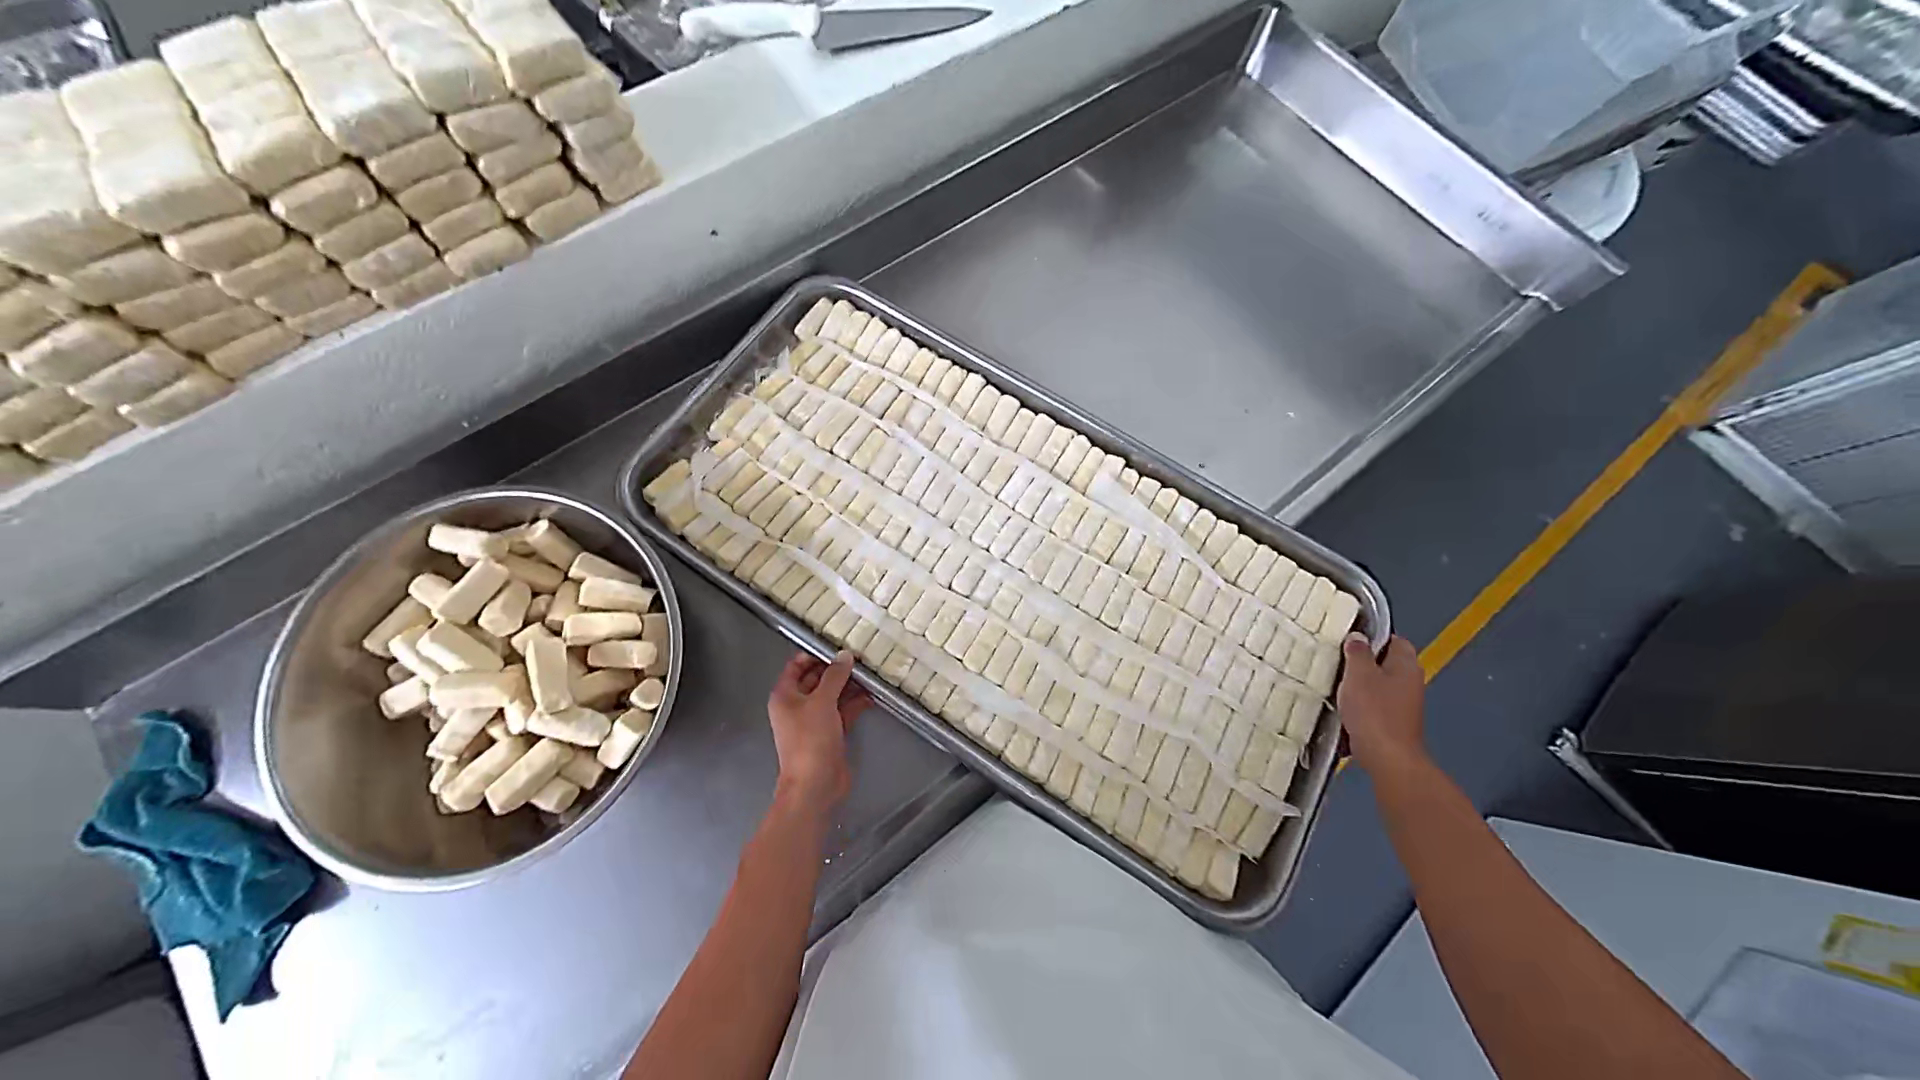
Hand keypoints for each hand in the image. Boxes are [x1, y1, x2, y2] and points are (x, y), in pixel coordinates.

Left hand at [767, 651, 868, 812]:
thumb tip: (845, 655)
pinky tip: (872, 695)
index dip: (814, 653)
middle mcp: (797, 706)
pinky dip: (856, 703)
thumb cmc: (810, 740)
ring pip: (833, 695)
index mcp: (785, 695)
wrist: (815, 785)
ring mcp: (815, 720)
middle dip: (836, 669)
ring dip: (849, 685)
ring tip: (870, 673)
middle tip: (859, 657)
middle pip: (816, 679)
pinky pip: (843, 711)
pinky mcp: (831, 733)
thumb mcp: (822, 702)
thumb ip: (835, 676)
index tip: (836, 645)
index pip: (796, 665)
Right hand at [1337, 634, 1427, 774]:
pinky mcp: (1394, 722)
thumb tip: (1358, 637)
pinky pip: (1375, 705)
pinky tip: (1342, 707)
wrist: (1387, 757)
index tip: (1349, 639)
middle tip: (1337, 660)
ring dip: (1359, 684)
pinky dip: (1360, 704)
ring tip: (1335, 683)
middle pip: (1385, 663)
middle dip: (1362, 662)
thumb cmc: (1373, 710)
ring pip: (1378, 684)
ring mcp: (1404, 704)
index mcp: (1406, 665)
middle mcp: (1410, 682)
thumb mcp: (1358, 674)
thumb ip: (1357, 653)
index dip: (1373, 637)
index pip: (1395, 639)